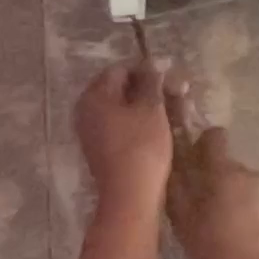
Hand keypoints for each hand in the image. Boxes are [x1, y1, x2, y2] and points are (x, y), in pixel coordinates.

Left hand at [76, 61, 172, 214]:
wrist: (129, 196)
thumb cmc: (141, 147)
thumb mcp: (151, 108)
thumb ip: (152, 81)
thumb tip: (153, 61)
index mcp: (93, 95)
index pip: (120, 69)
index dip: (146, 70)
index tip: (169, 78)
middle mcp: (85, 110)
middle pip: (118, 89)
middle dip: (146, 89)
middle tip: (173, 95)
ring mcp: (90, 133)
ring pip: (119, 110)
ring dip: (143, 108)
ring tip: (169, 113)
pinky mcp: (99, 151)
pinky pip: (118, 128)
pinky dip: (136, 125)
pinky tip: (157, 131)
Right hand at [167, 126, 258, 258]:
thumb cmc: (212, 250)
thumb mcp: (182, 220)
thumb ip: (177, 186)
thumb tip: (175, 165)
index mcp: (224, 173)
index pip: (215, 137)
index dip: (204, 146)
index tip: (196, 164)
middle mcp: (251, 175)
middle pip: (230, 168)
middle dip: (219, 182)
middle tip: (207, 211)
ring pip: (249, 188)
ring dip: (238, 200)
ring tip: (229, 231)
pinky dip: (255, 218)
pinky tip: (248, 242)